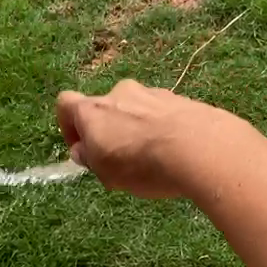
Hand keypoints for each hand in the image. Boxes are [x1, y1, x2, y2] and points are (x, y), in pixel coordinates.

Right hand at [55, 81, 240, 198]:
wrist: (200, 147)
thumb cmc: (144, 165)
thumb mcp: (107, 173)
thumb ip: (90, 159)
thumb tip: (82, 150)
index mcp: (93, 109)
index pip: (66, 105)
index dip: (69, 127)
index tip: (82, 149)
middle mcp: (120, 93)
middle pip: (107, 108)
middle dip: (111, 132)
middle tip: (124, 161)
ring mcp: (153, 94)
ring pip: (138, 110)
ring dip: (139, 130)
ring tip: (155, 160)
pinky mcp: (181, 100)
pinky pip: (164, 114)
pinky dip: (164, 129)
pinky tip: (177, 153)